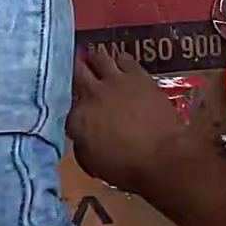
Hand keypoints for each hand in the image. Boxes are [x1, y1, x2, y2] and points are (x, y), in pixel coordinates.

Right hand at [67, 49, 224, 200]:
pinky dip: (118, 61)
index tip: (67, 100)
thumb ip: (80, 144)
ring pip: (98, 57)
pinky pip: (122, 58)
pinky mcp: (137, 75)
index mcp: (77, 117)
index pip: (63, 101)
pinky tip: (120, 67)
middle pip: (76, 70)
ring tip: (95, 63)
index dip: (64, 99)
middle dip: (73, 68)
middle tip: (74, 69)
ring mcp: (114, 80)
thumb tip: (80, 133)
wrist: (163, 157)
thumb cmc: (127, 168)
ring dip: (94, 61)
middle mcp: (91, 93)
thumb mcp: (92, 163)